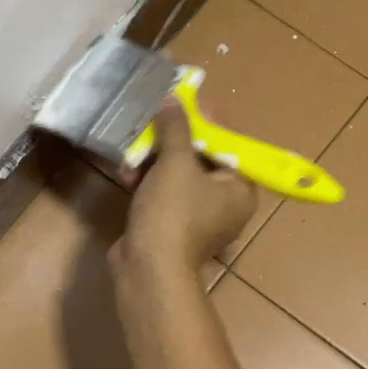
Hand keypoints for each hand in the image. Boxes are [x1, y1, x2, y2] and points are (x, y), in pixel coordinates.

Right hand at [112, 101, 257, 276]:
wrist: (147, 269)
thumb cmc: (173, 213)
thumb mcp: (176, 162)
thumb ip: (176, 126)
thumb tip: (172, 99)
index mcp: (240, 189)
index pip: (229, 142)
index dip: (207, 118)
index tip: (184, 100)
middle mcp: (225, 204)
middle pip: (201, 157)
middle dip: (172, 139)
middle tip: (154, 119)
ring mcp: (197, 218)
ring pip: (178, 175)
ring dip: (154, 160)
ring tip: (134, 149)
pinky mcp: (172, 227)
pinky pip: (163, 194)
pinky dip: (147, 182)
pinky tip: (127, 174)